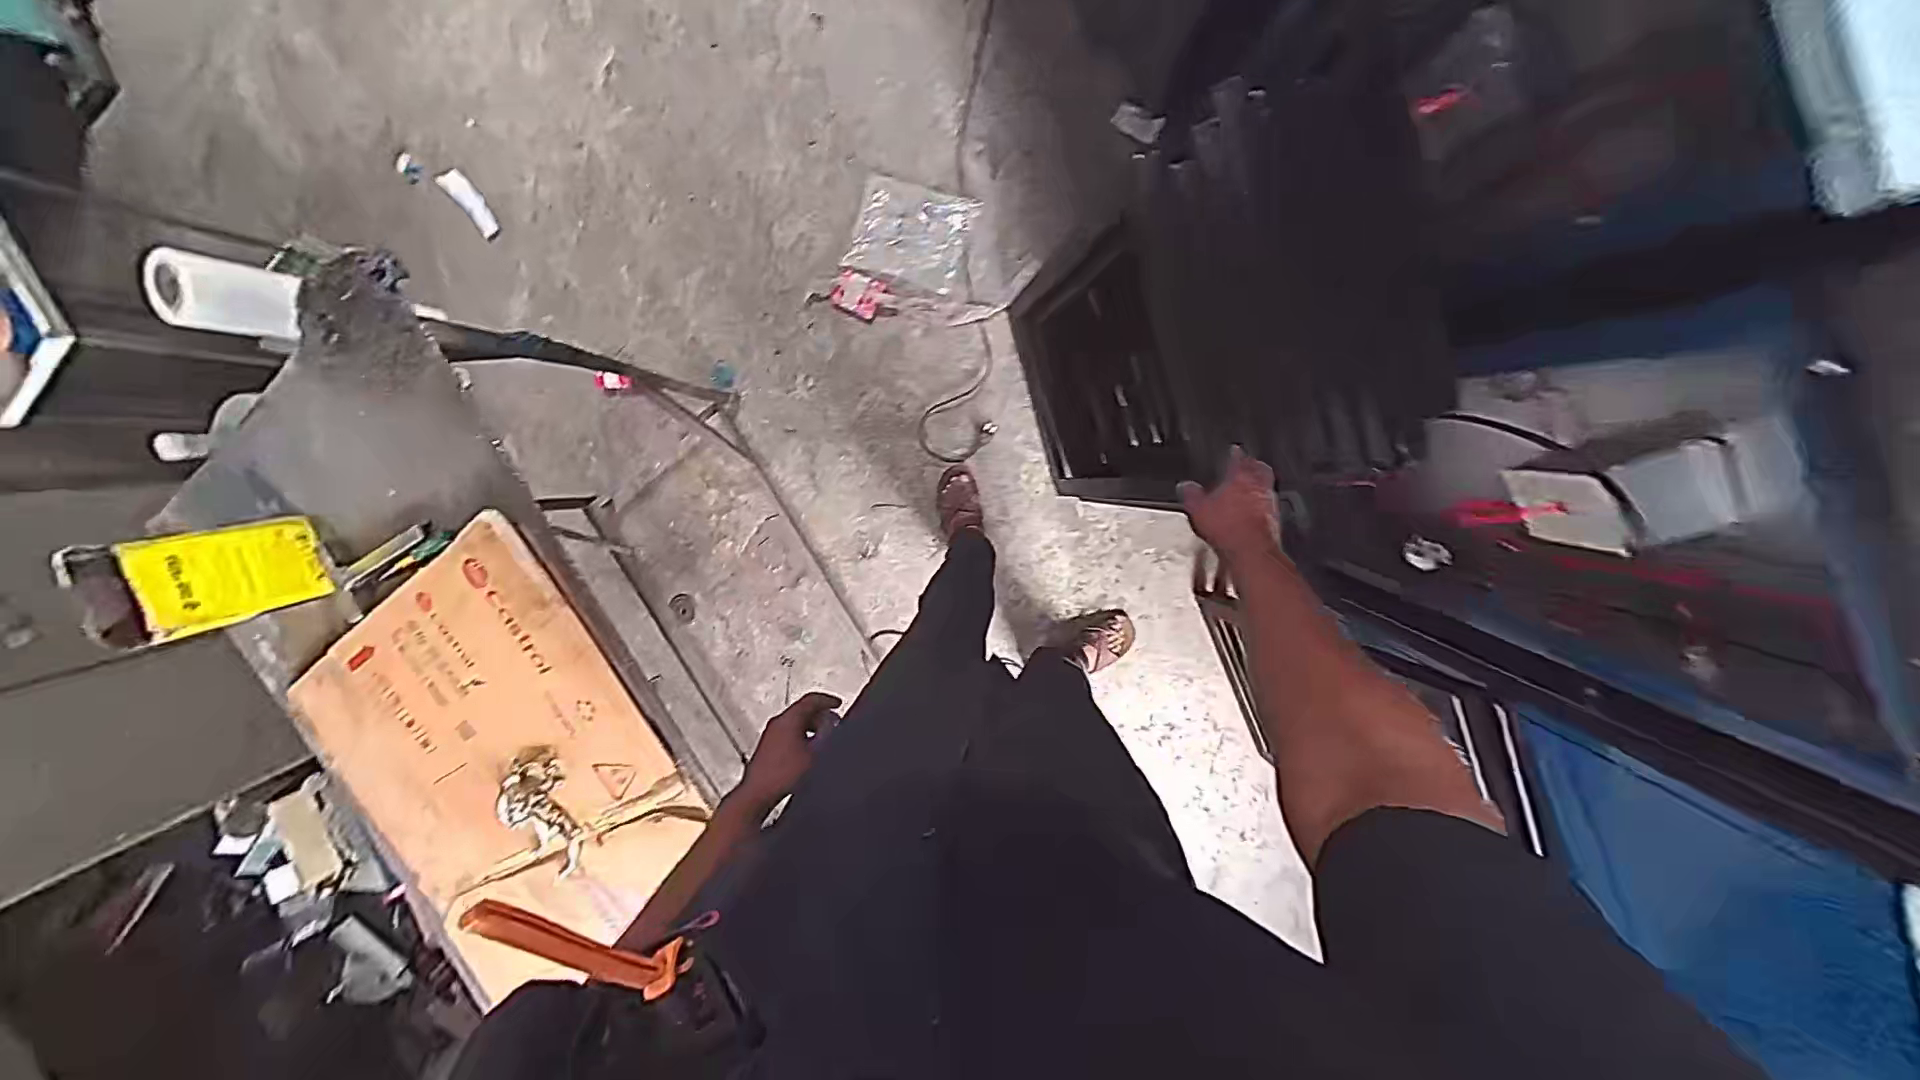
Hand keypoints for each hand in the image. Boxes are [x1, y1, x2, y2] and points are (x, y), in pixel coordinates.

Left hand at [735, 691, 841, 809]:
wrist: (758, 795)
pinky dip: (801, 737)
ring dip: (811, 728)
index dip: (827, 700)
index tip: (836, 703)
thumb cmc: (782, 775)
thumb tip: (831, 726)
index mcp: (788, 719)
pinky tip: (808, 753)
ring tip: (823, 739)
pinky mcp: (767, 749)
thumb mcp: (815, 753)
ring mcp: (770, 736)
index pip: (810, 700)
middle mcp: (777, 723)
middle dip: (820, 716)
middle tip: (833, 722)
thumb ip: (827, 736)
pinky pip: (788, 735)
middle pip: (802, 711)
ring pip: (795, 723)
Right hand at [1178, 446, 1281, 563]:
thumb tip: (1185, 487)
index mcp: (1241, 477)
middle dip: (1254, 466)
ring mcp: (1270, 504)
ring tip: (1250, 489)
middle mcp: (1259, 487)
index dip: (1235, 453)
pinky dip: (1262, 506)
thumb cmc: (1228, 526)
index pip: (1239, 458)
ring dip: (1259, 486)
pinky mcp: (1275, 521)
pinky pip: (1269, 507)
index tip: (1234, 450)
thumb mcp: (1199, 509)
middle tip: (1249, 464)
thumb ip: (1192, 495)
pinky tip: (1254, 513)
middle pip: (1260, 469)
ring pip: (1267, 487)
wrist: (1251, 550)